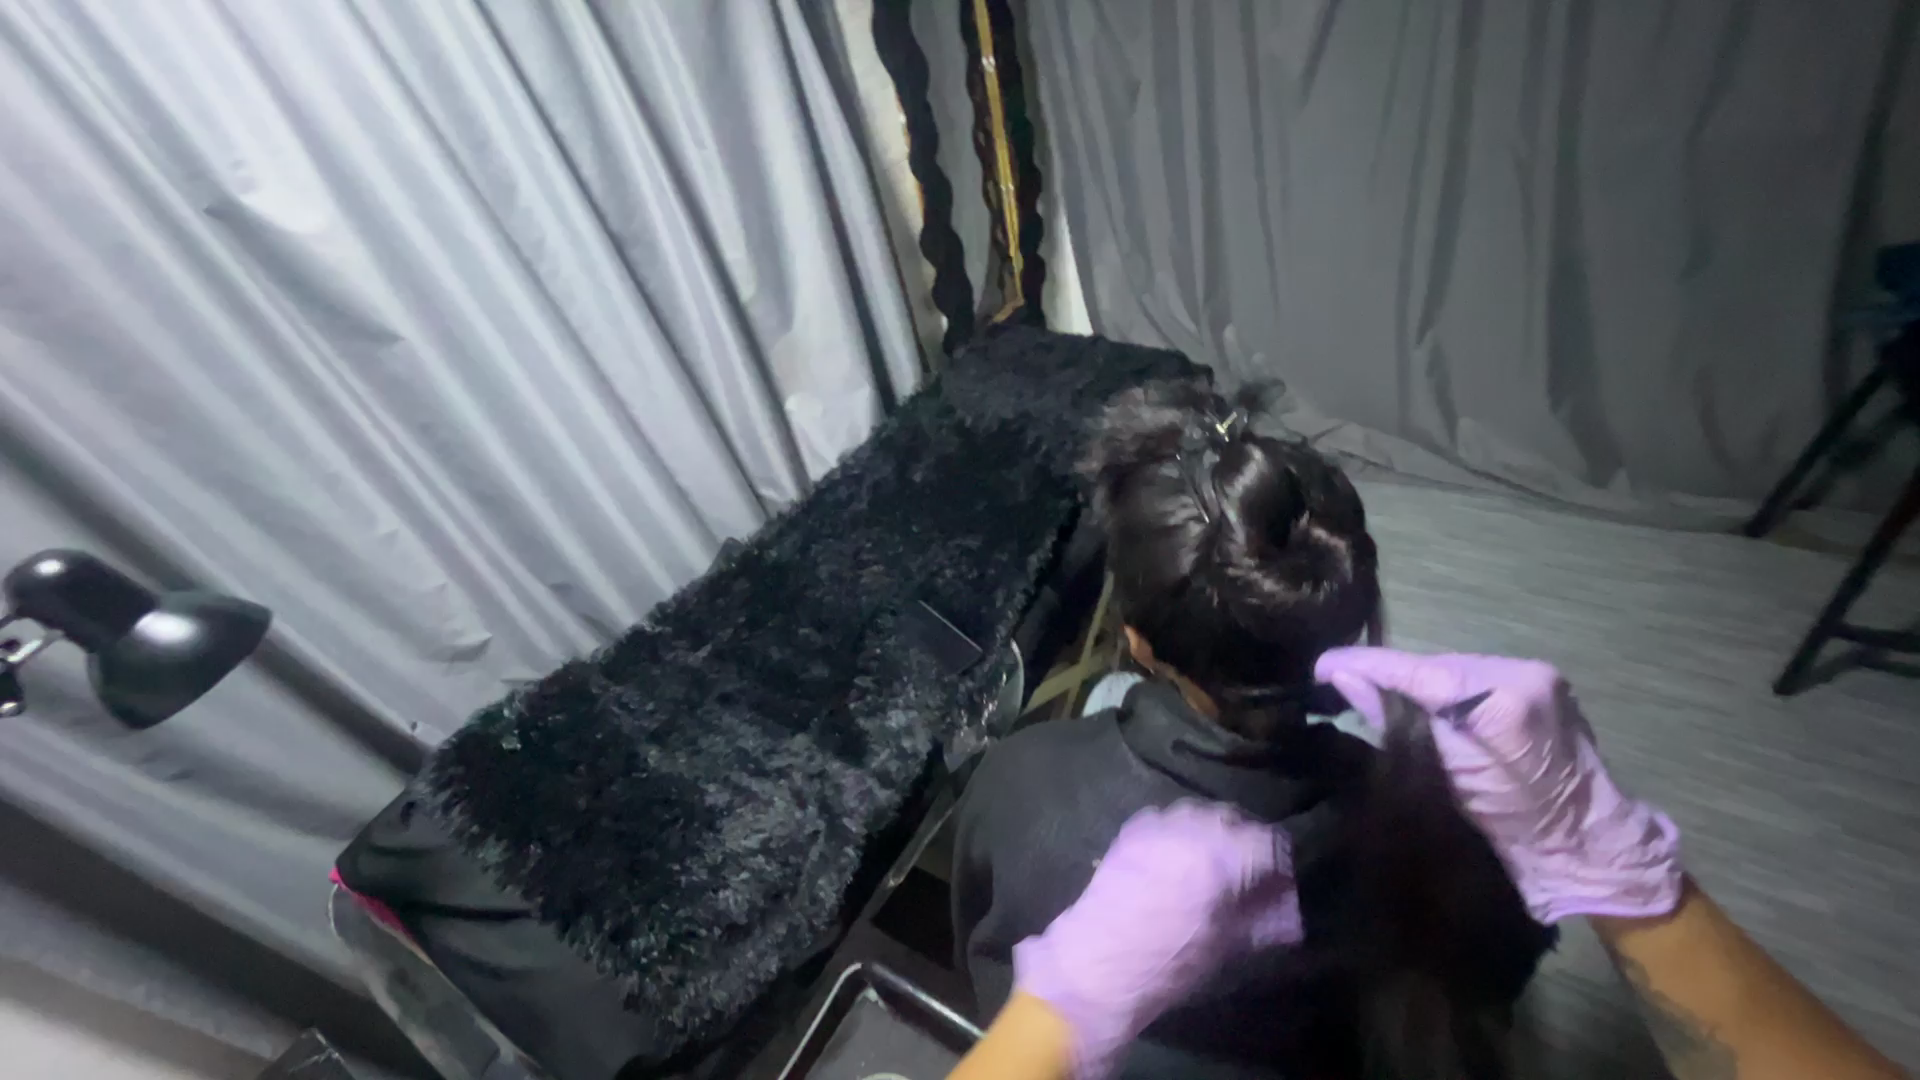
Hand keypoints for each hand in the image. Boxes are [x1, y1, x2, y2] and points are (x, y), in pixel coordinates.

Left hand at [1012, 801, 1302, 1078]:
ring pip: (1198, 812)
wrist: (1100, 961)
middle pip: (1231, 818)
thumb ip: (1260, 917)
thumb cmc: (1170, 962)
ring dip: (1213, 831)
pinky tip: (1180, 857)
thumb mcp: (1226, 944)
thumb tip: (1287, 907)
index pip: (1266, 840)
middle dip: (1247, 839)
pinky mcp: (1131, 829)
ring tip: (1215, 861)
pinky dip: (1181, 832)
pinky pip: (1166, 818)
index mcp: (1219, 858)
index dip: (1280, 858)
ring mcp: (1156, 824)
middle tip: (1252, 870)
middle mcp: (1189, 830)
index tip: (1282, 878)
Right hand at [1315, 647, 1682, 925]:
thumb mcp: (1444, 776)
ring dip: (1412, 683)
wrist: (1586, 846)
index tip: (1318, 666)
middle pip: (1427, 664)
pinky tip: (1423, 704)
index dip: (1360, 664)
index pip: (1412, 668)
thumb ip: (1394, 720)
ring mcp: (1532, 674)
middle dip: (1385, 675)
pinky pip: (1468, 677)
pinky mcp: (1537, 682)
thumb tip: (1341, 677)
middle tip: (1343, 688)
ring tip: (1377, 697)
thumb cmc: (1513, 824)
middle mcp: (1519, 671)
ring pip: (1446, 669)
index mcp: (1500, 697)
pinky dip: (1440, 689)